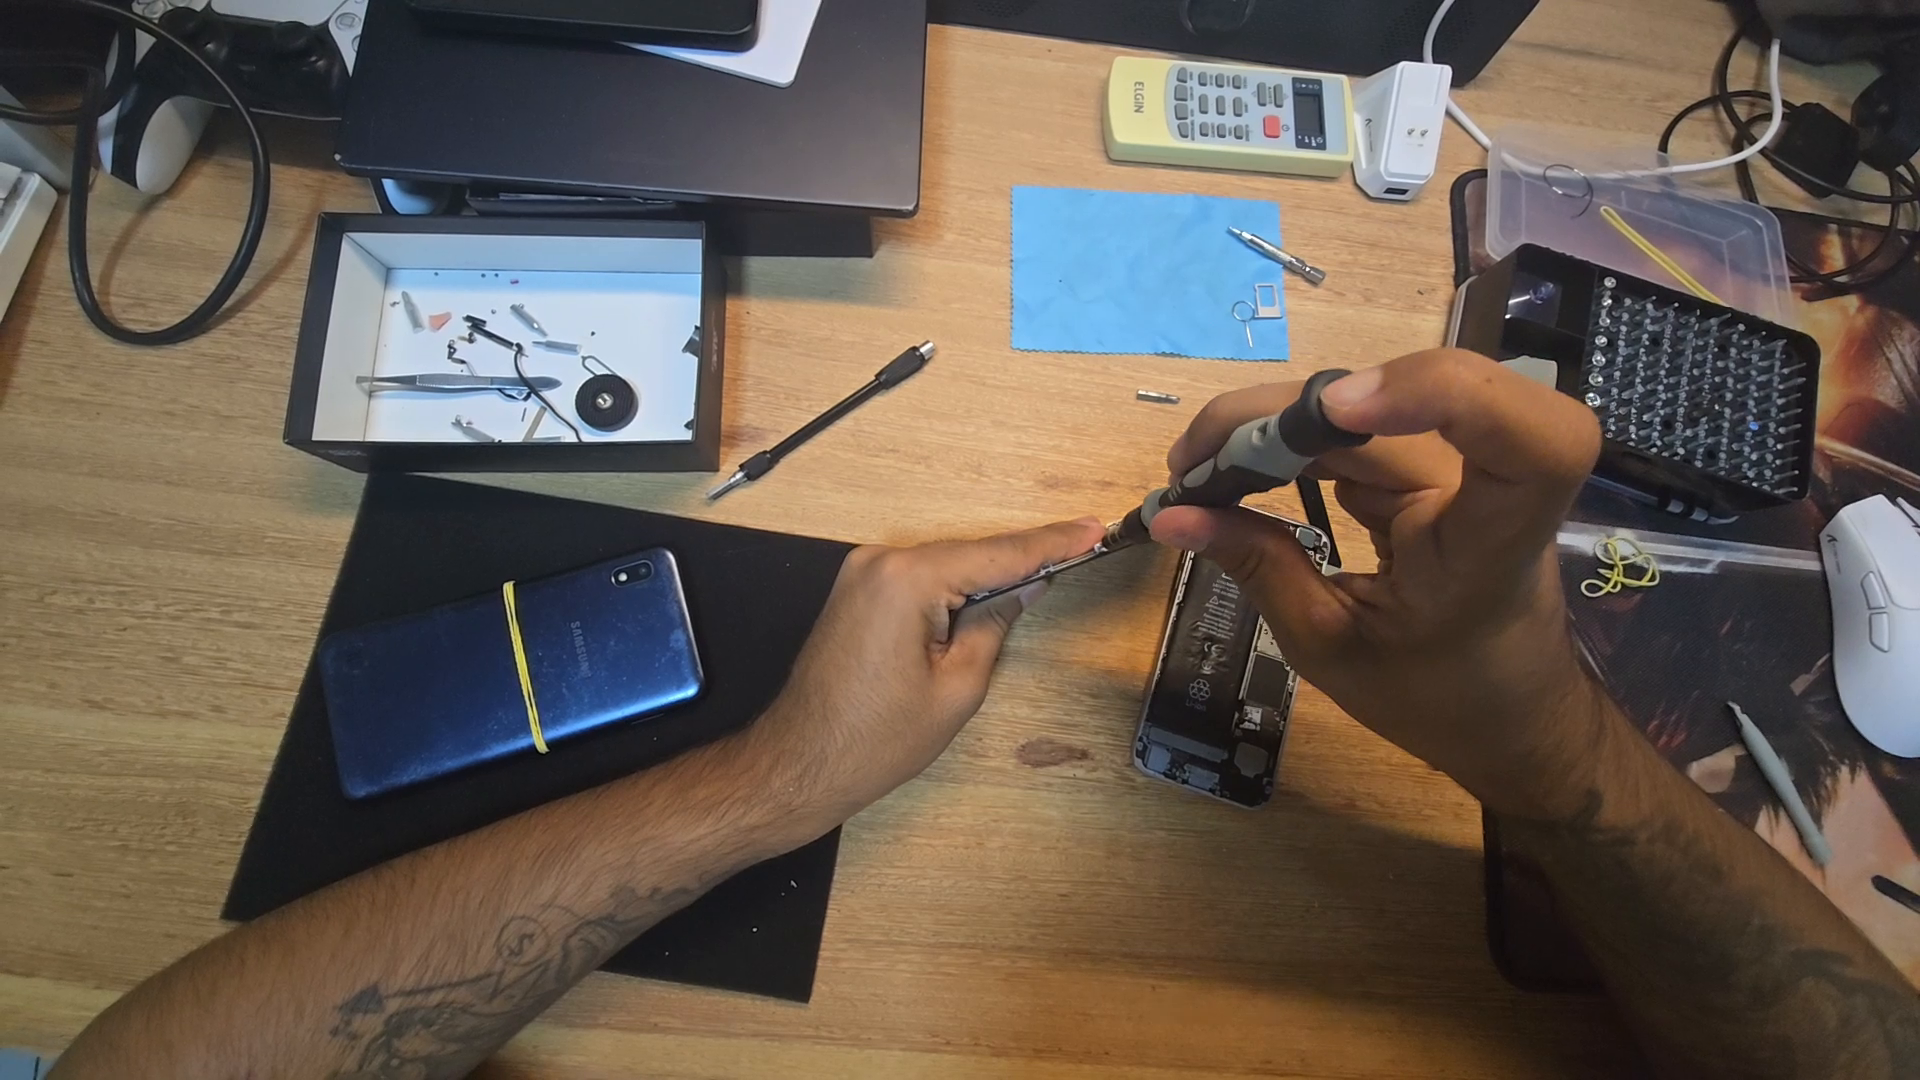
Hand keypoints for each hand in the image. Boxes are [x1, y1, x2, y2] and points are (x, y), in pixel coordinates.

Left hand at [746, 518, 1107, 821]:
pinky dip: (954, 585)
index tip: (1094, 528)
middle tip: (1081, 547)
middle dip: (1022, 559)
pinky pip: (920, 576)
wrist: (801, 762)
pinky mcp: (856, 587)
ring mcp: (862, 570)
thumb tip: (1026, 585)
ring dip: (988, 576)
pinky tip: (988, 593)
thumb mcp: (958, 686)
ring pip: (945, 564)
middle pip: (969, 554)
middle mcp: (881, 560)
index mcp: (907, 579)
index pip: (996, 555)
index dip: (1051, 543)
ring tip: (1044, 573)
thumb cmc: (879, 738)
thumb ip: (995, 622)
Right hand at [1153, 349, 1607, 820]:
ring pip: (1355, 406)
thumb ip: (1256, 567)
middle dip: (1268, 420)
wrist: (1501, 712)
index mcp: (1488, 543)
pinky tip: (1233, 468)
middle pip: (1384, 407)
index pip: (1527, 438)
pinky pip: (1346, 431)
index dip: (1439, 394)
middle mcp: (1479, 485)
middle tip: (1185, 469)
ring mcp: (1452, 468)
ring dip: (1263, 426)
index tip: (1332, 411)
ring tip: (1196, 470)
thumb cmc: (1429, 694)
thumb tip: (1171, 516)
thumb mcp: (1325, 642)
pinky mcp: (1424, 466)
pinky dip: (1281, 442)